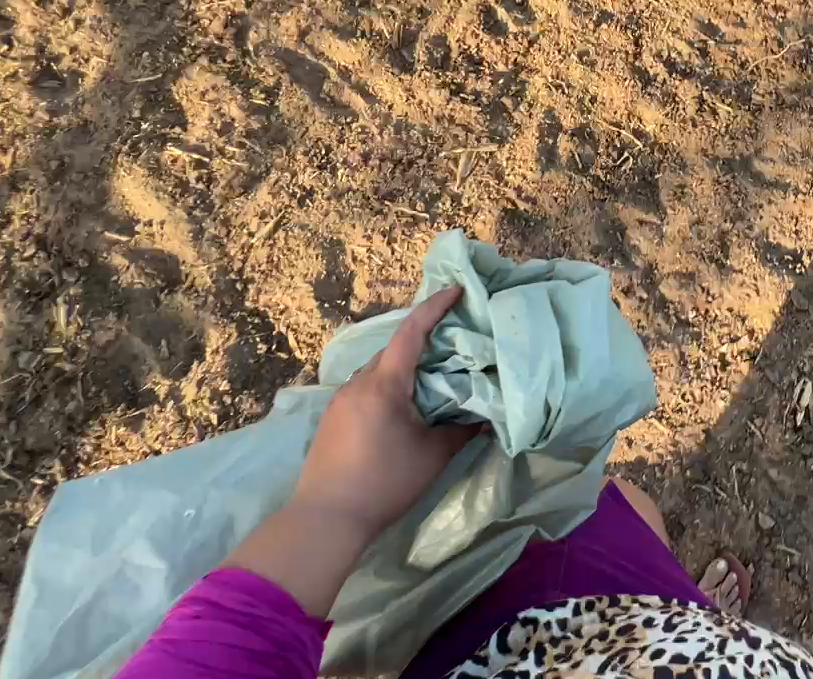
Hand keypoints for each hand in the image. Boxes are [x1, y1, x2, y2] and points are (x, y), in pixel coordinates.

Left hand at [290, 285, 479, 537]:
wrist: (322, 521)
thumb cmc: (384, 481)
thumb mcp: (434, 454)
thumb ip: (463, 428)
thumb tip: (489, 416)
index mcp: (383, 384)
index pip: (410, 332)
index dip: (434, 306)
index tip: (456, 290)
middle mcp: (358, 384)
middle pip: (394, 348)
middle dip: (423, 338)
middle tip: (455, 338)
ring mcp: (340, 402)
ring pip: (379, 369)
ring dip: (406, 364)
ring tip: (434, 372)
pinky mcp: (331, 420)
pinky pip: (367, 387)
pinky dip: (390, 383)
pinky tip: (406, 401)